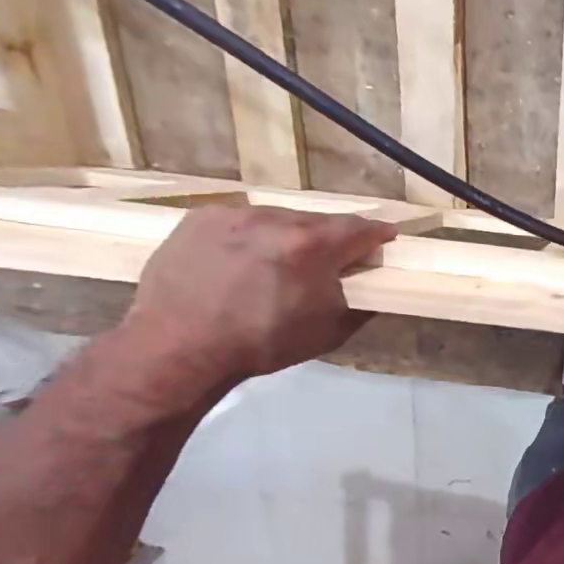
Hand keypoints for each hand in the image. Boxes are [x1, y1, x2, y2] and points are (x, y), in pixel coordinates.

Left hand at [117, 206, 396, 392]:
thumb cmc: (264, 343)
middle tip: (331, 259)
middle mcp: (277, 219)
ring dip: (291, 235)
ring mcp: (235, 214)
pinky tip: (245, 260)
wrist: (178, 348)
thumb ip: (361, 302)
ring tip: (282, 261)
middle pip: (320, 221)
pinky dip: (253, 236)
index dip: (378, 234)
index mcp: (313, 245)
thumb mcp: (331, 330)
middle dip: (331, 238)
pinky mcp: (201, 218)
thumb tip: (375, 286)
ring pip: (280, 217)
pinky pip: (242, 220)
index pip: (360, 228)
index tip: (386, 239)